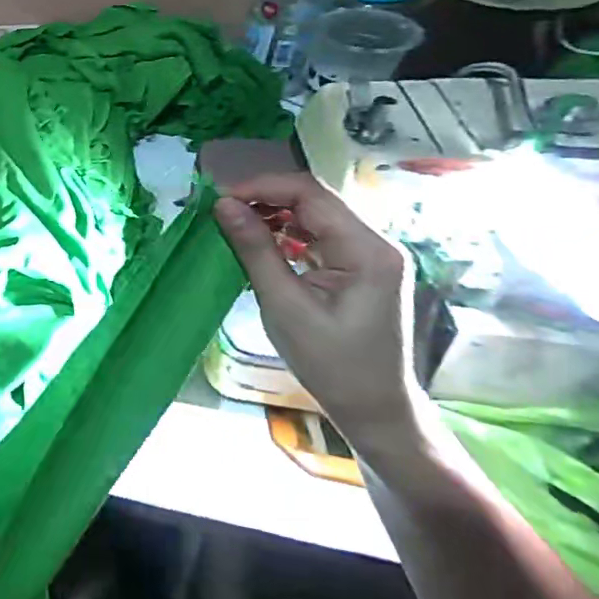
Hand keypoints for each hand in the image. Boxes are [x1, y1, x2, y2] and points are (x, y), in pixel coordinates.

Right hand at [213, 172, 416, 432]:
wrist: (375, 410)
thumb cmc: (331, 365)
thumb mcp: (285, 306)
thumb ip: (255, 249)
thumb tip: (223, 205)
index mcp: (368, 250)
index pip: (311, 194)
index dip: (262, 187)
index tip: (220, 199)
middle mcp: (377, 242)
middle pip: (315, 200)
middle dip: (266, 198)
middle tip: (222, 211)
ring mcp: (372, 254)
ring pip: (317, 215)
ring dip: (275, 215)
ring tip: (235, 225)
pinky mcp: (362, 267)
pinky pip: (321, 236)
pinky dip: (289, 234)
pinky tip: (262, 243)